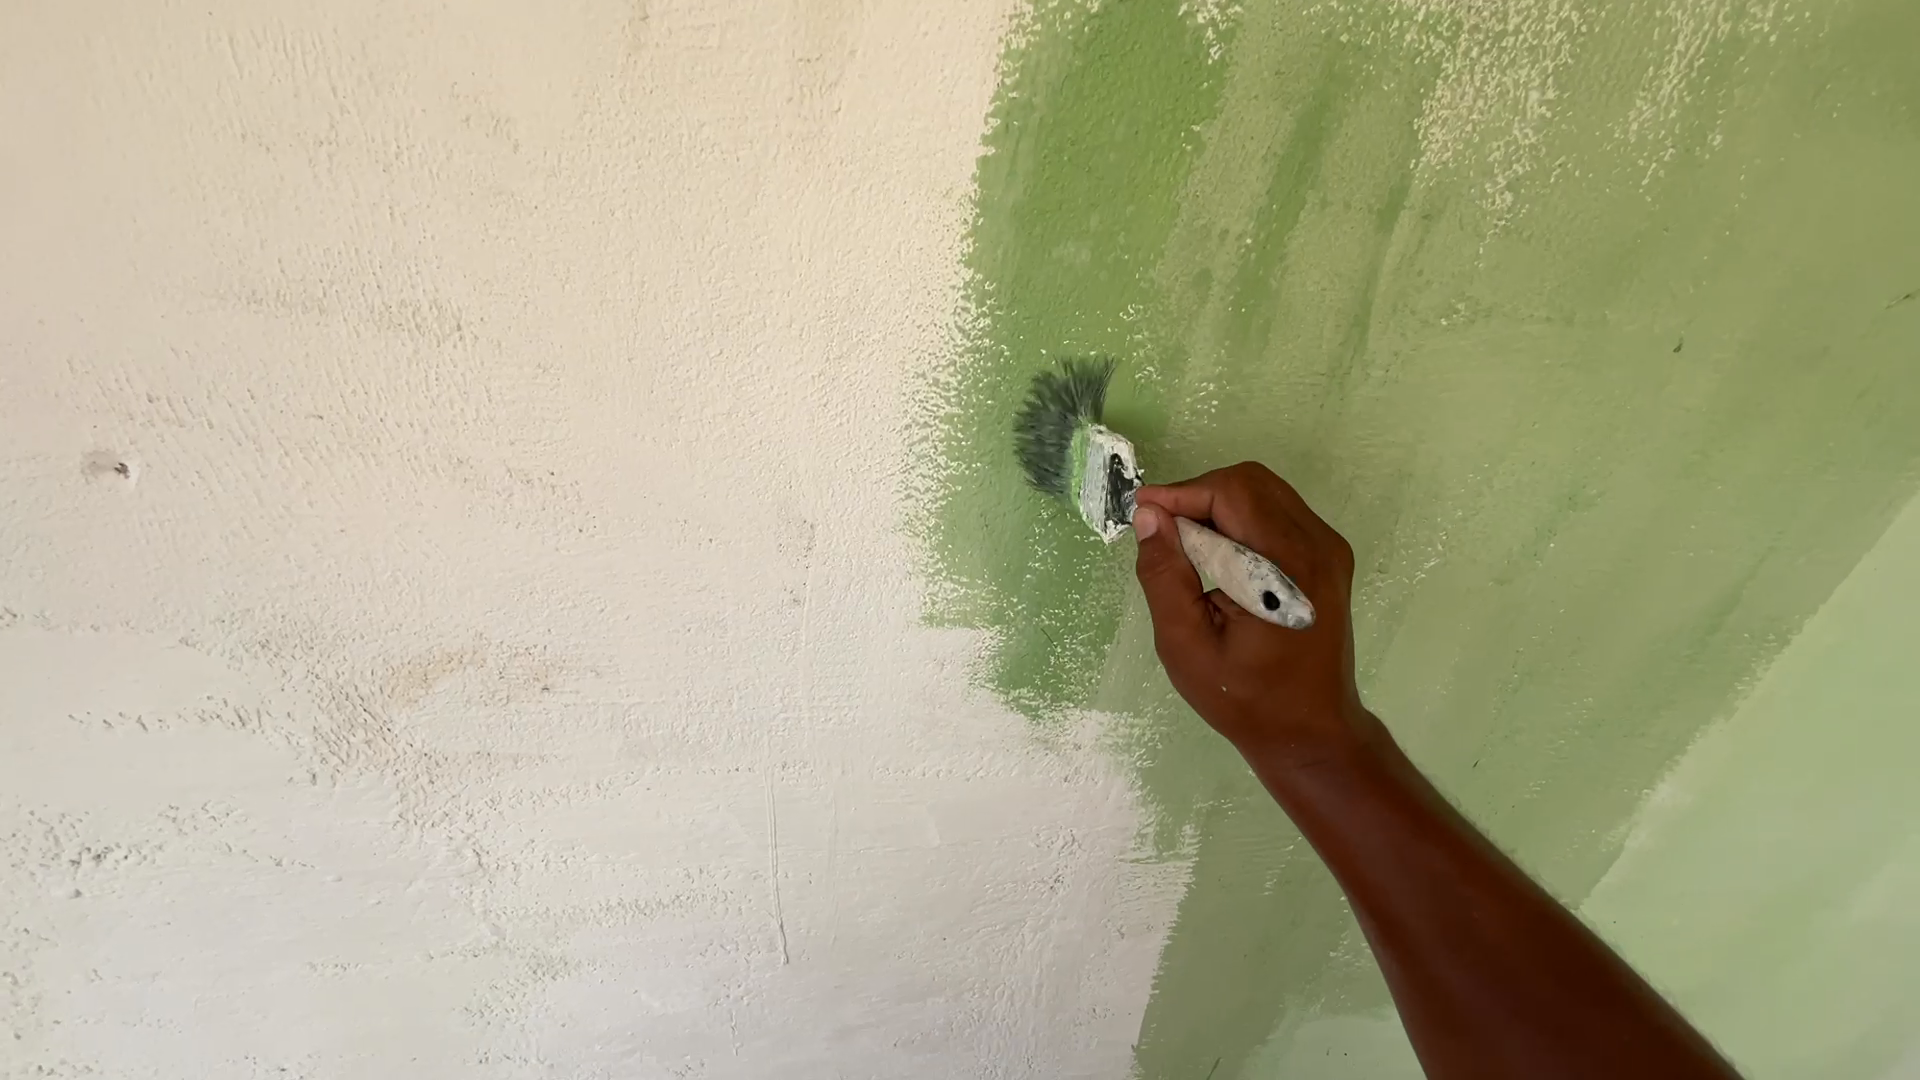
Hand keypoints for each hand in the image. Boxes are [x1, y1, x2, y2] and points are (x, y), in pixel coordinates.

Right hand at [1133, 462, 1373, 766]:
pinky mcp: (1326, 556)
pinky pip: (1274, 512)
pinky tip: (1214, 555)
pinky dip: (1236, 518)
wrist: (1310, 731)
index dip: (1180, 493)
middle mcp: (1316, 545)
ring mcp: (1327, 548)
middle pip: (1248, 482)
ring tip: (1183, 543)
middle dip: (1196, 495)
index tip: (1141, 512)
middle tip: (1161, 530)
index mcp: (1287, 567)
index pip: (1231, 493)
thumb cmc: (1243, 697)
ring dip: (1215, 505)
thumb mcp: (1185, 645)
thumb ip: (1165, 576)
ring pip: (1262, 491)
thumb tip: (1149, 517)